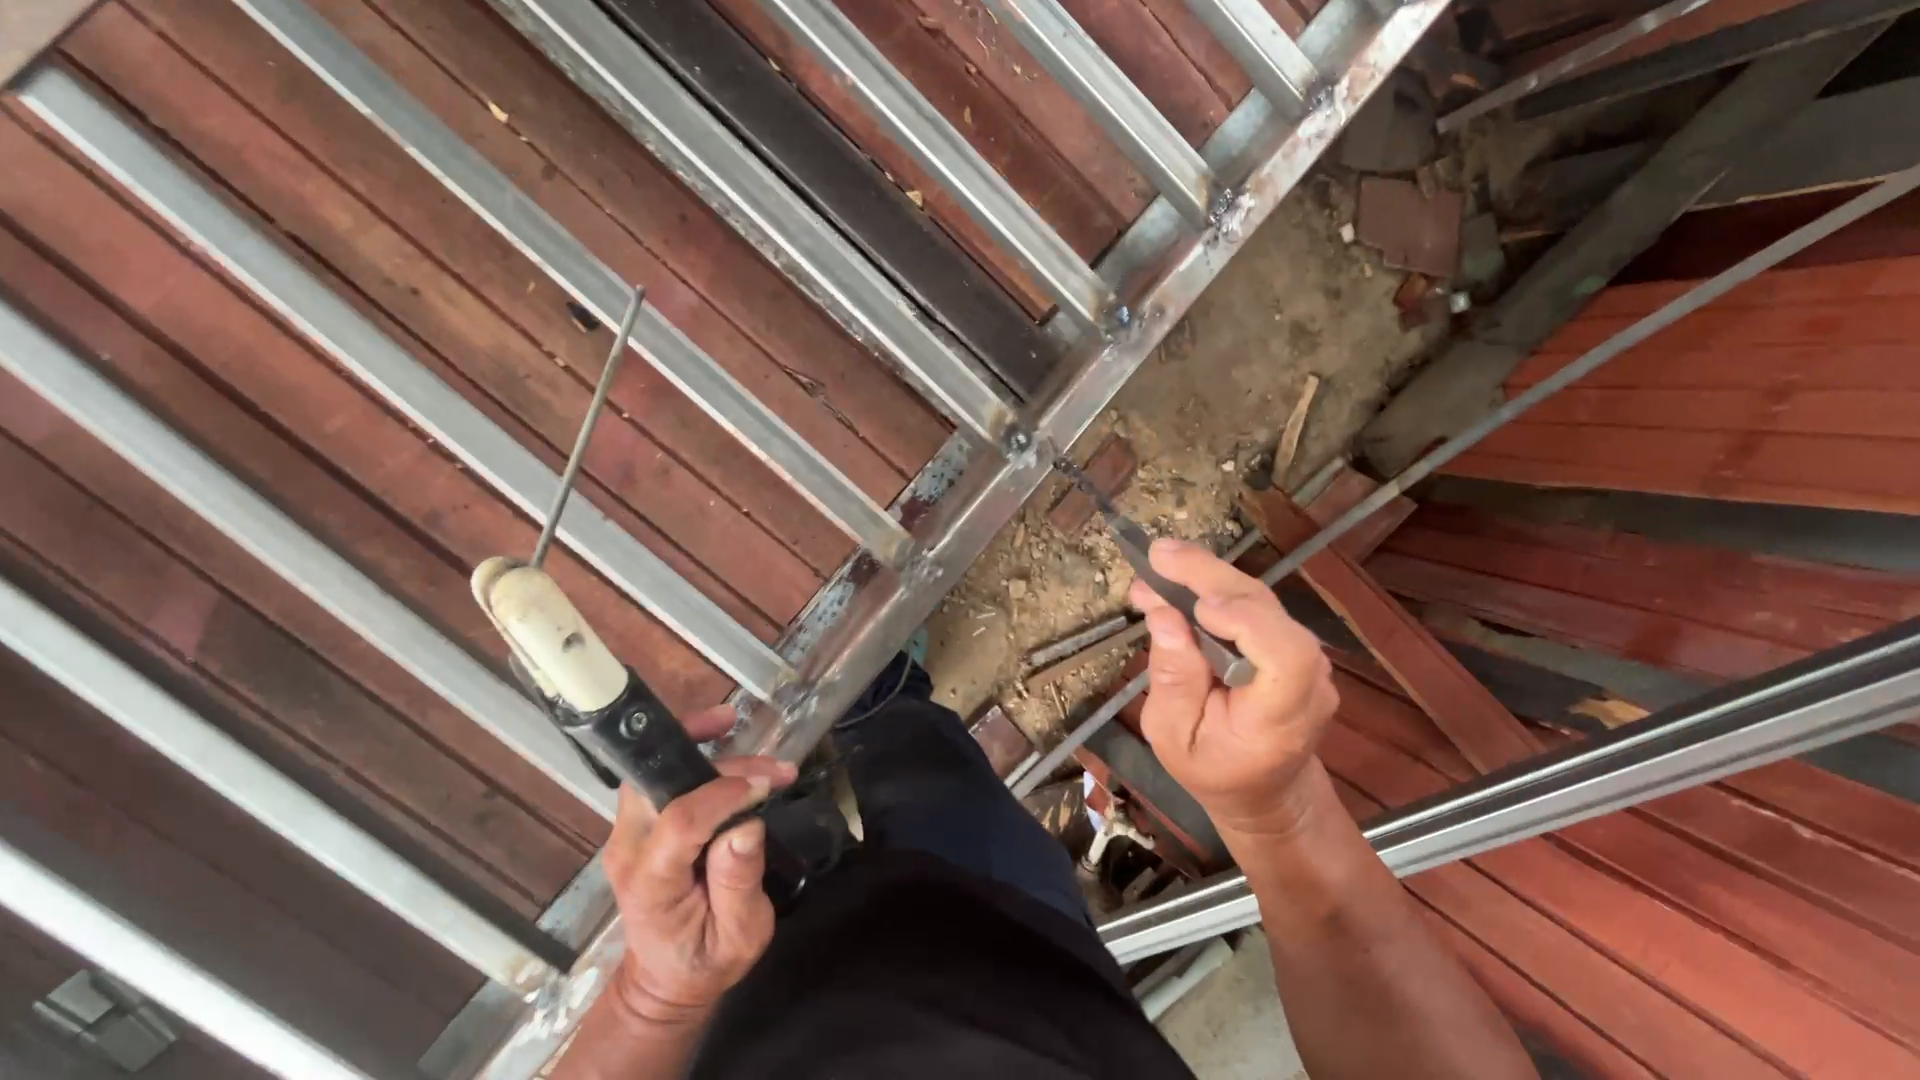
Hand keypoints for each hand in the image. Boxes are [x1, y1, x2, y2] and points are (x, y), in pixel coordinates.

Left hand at [601, 704, 796, 1027]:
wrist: (665, 980)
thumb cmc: (706, 961)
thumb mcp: (739, 937)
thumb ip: (739, 882)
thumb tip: (747, 826)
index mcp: (651, 884)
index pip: (680, 822)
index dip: (724, 795)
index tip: (767, 785)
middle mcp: (628, 849)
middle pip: (661, 784)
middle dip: (717, 764)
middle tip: (772, 769)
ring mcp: (627, 833)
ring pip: (656, 770)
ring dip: (701, 746)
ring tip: (749, 741)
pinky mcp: (637, 823)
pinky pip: (658, 775)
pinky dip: (689, 749)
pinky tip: (720, 731)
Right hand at [1129, 538, 1337, 837]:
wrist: (1266, 790)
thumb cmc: (1213, 771)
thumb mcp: (1172, 738)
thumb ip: (1173, 679)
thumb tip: (1164, 615)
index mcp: (1278, 719)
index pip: (1286, 658)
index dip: (1247, 621)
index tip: (1199, 607)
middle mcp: (1307, 683)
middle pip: (1269, 614)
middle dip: (1213, 579)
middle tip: (1159, 555)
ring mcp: (1308, 661)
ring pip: (1262, 602)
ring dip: (1210, 577)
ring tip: (1160, 562)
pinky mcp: (1294, 645)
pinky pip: (1257, 607)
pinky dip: (1217, 589)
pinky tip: (1180, 579)